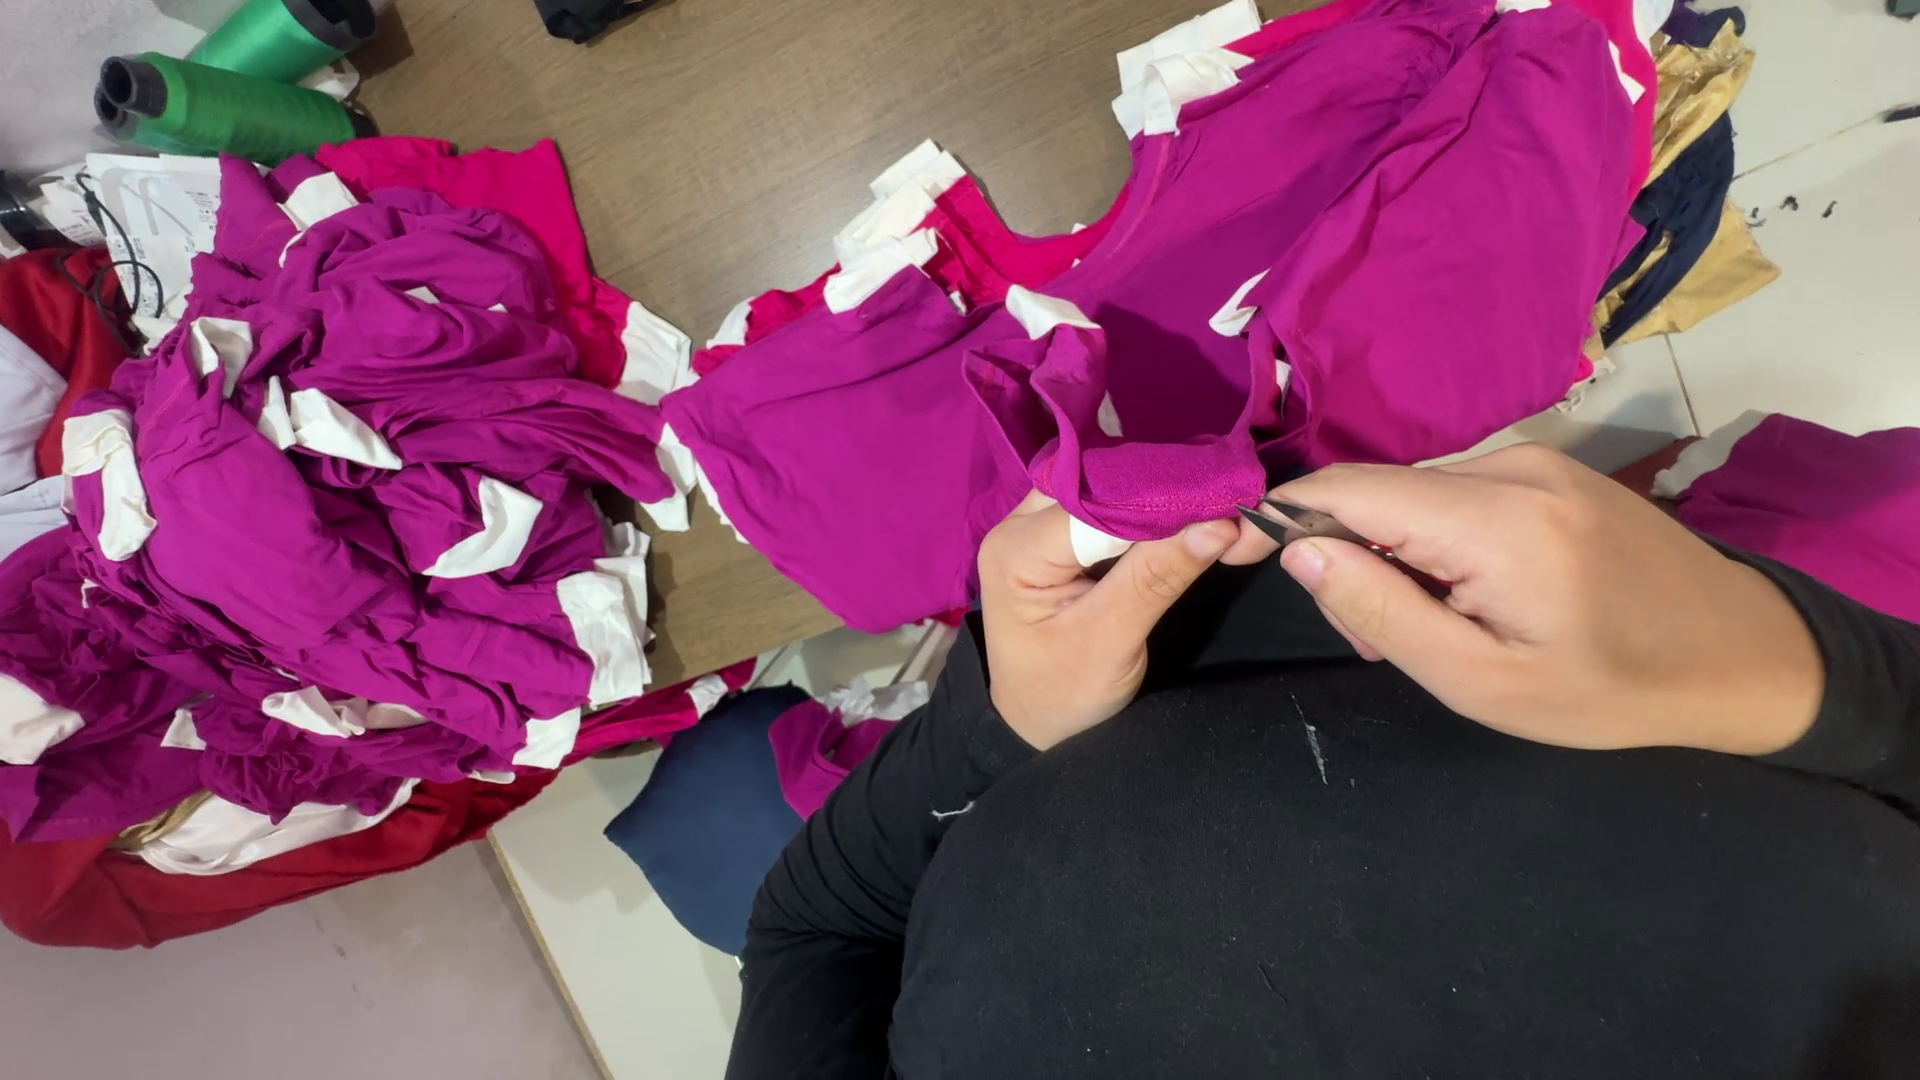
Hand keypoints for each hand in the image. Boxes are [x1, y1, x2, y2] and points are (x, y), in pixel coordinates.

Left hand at [978, 494, 1238, 750]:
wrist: (1035, 720)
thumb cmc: (1062, 693)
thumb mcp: (1110, 642)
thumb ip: (1157, 578)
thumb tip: (1220, 522)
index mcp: (1016, 550)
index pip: (1096, 502)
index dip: (1160, 497)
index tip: (1224, 497)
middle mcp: (1018, 524)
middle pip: (1097, 485)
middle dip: (1161, 489)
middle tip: (1227, 493)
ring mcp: (1034, 525)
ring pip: (1104, 488)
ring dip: (1157, 496)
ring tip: (1214, 499)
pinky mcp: (1055, 535)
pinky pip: (1104, 506)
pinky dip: (1145, 510)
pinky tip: (1184, 513)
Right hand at [1222, 444, 1823, 755]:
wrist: (1749, 659)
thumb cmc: (1607, 688)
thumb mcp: (1477, 679)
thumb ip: (1378, 609)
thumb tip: (1297, 548)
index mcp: (1494, 521)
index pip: (1345, 489)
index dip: (1282, 515)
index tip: (1244, 553)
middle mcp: (1508, 467)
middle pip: (1371, 495)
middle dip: (1344, 555)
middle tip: (1373, 635)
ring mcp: (1530, 459)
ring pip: (1405, 495)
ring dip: (1387, 552)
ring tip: (1427, 620)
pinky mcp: (1542, 466)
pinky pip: (1447, 493)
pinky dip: (1427, 539)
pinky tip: (1461, 587)